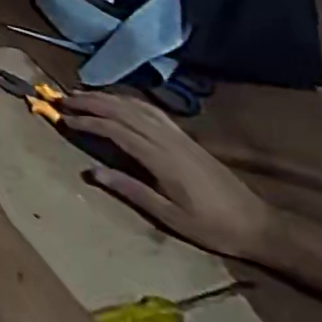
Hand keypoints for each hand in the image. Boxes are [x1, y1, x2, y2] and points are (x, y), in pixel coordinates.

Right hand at [63, 91, 275, 259]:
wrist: (259, 224)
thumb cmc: (212, 227)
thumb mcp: (170, 217)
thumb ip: (130, 190)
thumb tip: (91, 171)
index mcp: (161, 158)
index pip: (115, 130)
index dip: (87, 122)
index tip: (63, 120)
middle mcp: (166, 139)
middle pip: (121, 110)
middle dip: (89, 102)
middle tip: (62, 99)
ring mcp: (176, 134)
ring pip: (134, 105)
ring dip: (105, 97)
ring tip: (80, 94)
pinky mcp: (184, 135)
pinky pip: (149, 108)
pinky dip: (126, 99)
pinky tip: (115, 100)